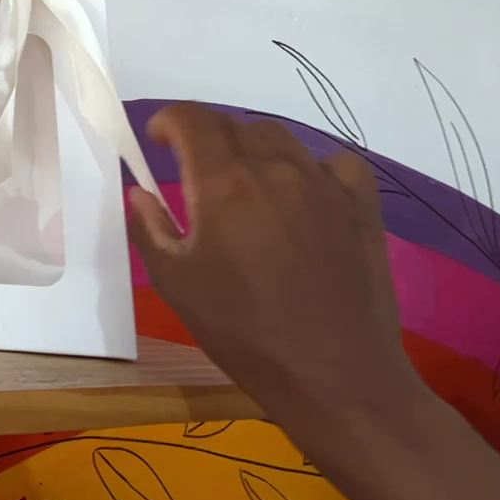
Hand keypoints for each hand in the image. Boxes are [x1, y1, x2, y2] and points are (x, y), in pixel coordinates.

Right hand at [126, 104, 415, 417]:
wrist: (338, 381)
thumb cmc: (244, 331)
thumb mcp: (174, 282)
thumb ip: (149, 227)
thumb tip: (139, 192)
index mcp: (222, 184)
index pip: (190, 118)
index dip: (166, 121)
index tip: (156, 144)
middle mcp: (273, 171)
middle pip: (231, 122)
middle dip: (201, 134)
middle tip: (189, 169)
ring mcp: (323, 187)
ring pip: (277, 136)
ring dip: (248, 145)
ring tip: (241, 181)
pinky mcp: (360, 209)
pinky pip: (334, 162)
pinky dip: (310, 164)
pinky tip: (300, 192)